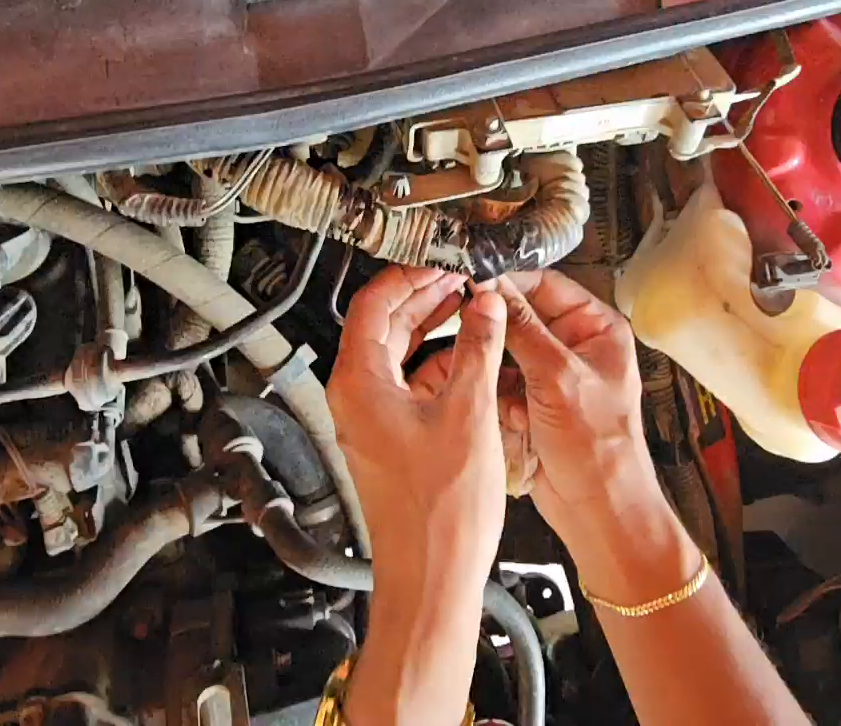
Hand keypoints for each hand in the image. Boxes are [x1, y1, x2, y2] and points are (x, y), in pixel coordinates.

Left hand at [329, 266, 508, 725]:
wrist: (432, 577)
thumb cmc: (440, 512)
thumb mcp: (469, 411)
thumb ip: (477, 347)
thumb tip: (484, 304)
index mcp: (360, 383)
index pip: (372, 304)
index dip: (409, 277)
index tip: (441, 264)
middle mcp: (356, 397)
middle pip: (383, 325)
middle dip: (423, 297)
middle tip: (459, 279)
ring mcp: (372, 418)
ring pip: (398, 354)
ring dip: (432, 329)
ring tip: (468, 307)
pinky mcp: (391, 437)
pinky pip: (410, 384)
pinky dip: (438, 364)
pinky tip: (470, 356)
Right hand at [498, 270, 699, 604]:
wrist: (599, 512)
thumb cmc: (600, 449)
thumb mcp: (557, 377)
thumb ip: (523, 328)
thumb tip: (493, 289)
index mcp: (597, 329)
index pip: (547, 285)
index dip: (510, 282)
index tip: (475, 280)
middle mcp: (576, 346)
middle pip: (523, 316)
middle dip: (498, 328)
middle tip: (467, 324)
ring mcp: (552, 375)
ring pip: (507, 350)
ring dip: (495, 363)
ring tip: (484, 372)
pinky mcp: (533, 401)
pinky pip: (502, 380)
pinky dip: (495, 391)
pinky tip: (500, 408)